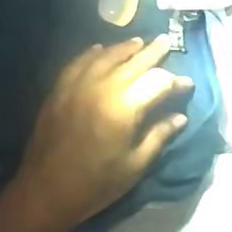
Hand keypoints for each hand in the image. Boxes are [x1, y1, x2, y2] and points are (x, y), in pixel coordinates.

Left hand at [7, 36, 193, 229]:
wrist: (45, 190)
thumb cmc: (96, 184)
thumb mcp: (135, 165)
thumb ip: (158, 135)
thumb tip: (180, 116)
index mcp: (124, 106)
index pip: (158, 81)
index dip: (175, 82)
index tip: (187, 84)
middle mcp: (101, 87)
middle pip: (132, 61)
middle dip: (152, 52)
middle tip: (166, 41)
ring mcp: (76, 85)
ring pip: (104, 56)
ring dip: (123, 48)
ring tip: (138, 43)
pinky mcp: (58, 90)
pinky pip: (78, 63)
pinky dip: (91, 54)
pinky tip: (99, 49)